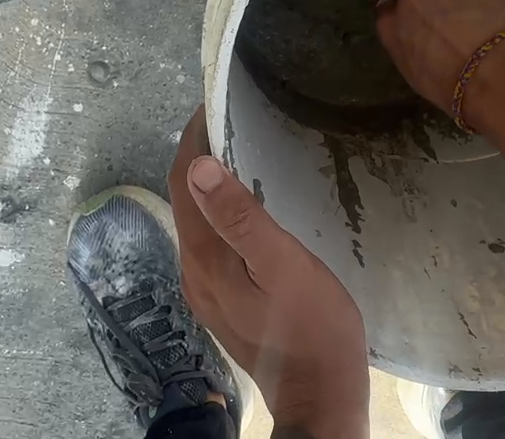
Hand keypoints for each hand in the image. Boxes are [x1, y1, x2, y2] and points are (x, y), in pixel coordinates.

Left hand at [168, 108, 368, 438]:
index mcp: (203, 257)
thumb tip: (198, 167)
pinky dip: (218, 210)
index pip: (182, 180)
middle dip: (199, 154)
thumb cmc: (314, 326)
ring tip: (240, 149)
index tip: (213, 104)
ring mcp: (203, 289)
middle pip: (184, 198)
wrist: (322, 399)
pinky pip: (208, 240)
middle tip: (230, 119)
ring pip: (195, 219)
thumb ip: (240, 217)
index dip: (192, 139)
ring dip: (208, 181)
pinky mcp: (220, 301)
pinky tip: (246, 203)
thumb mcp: (283, 265)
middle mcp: (192, 271)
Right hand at [374, 0, 504, 110]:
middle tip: (445, 18)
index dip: (397, 2)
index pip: (384, 0)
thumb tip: (413, 32)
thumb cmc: (451, 87)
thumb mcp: (414, 72)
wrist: (495, 75)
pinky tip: (491, 16)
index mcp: (391, 24)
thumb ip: (405, 43)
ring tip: (473, 19)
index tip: (409, 9)